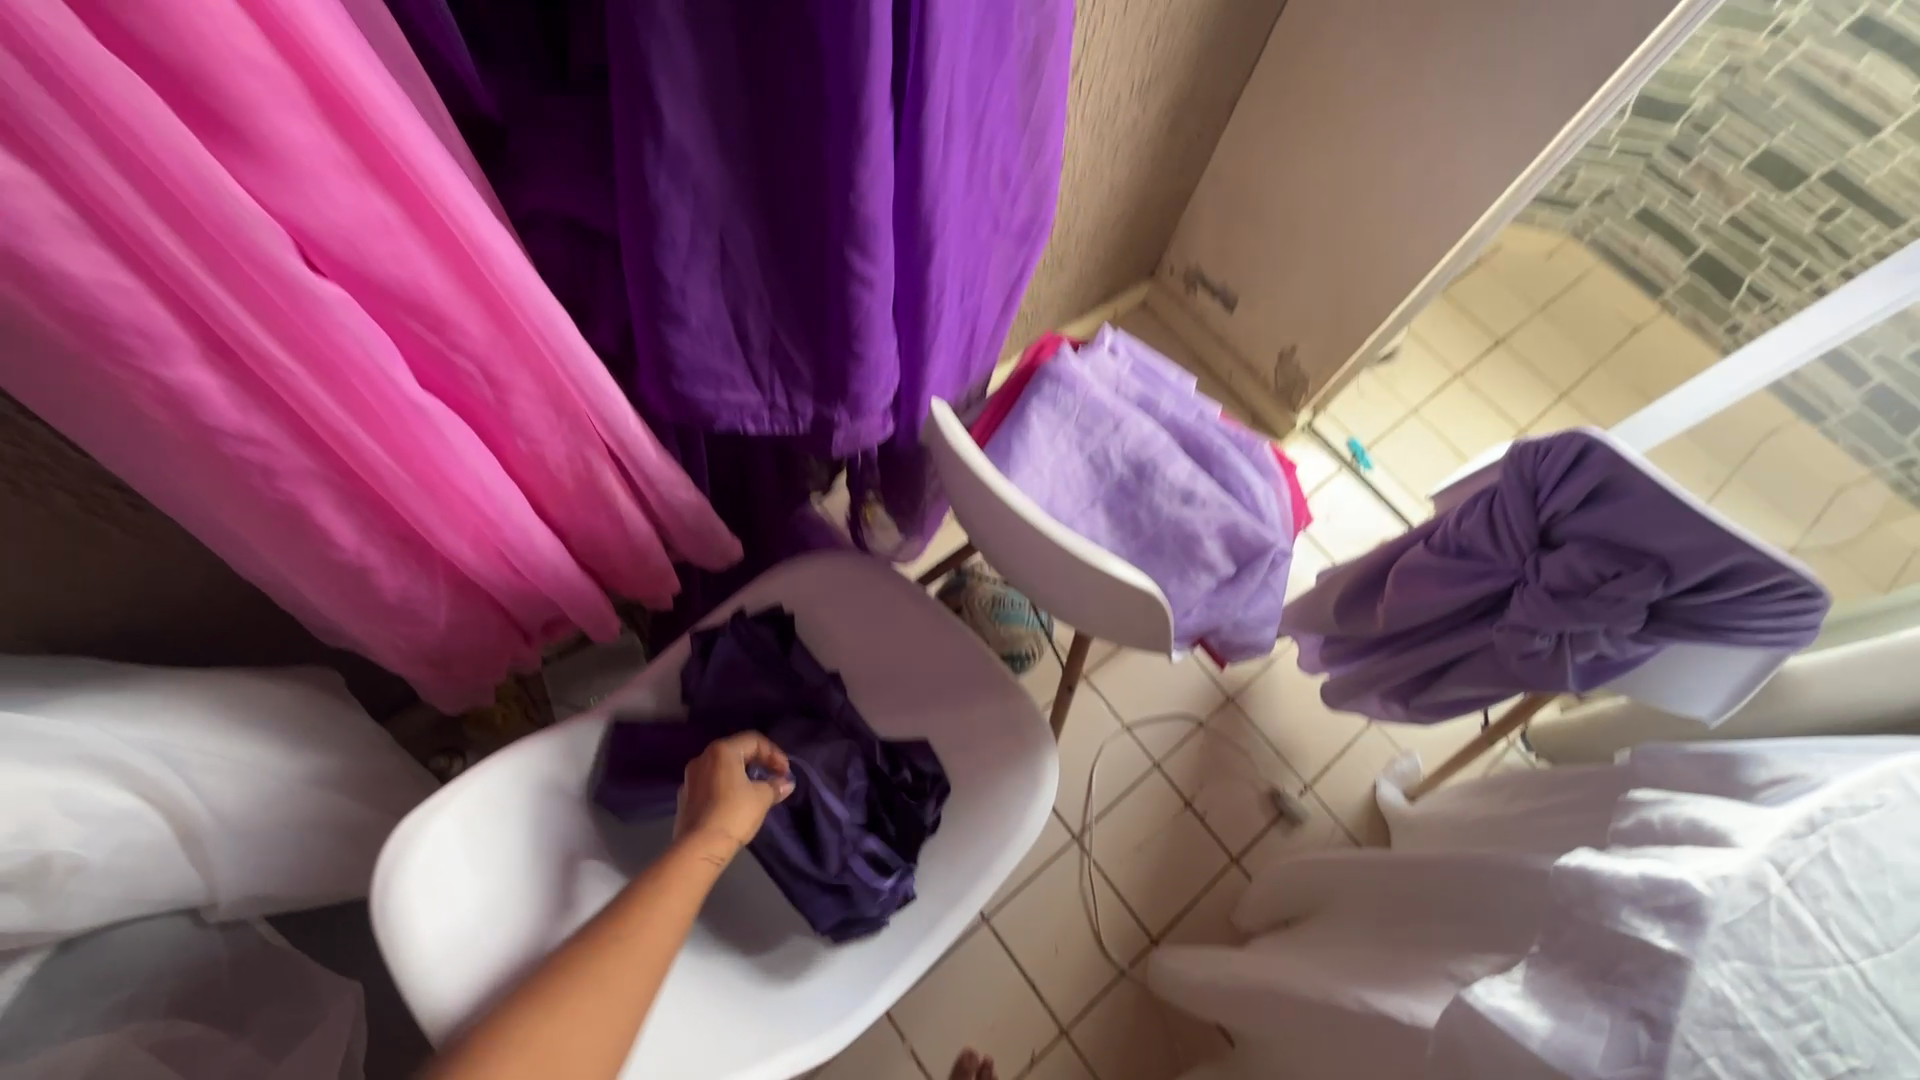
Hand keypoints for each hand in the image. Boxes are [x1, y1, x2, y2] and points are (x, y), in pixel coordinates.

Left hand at [674, 732, 793, 862]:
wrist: (699, 848)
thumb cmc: (733, 814)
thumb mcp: (762, 798)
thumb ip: (775, 786)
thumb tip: (786, 783)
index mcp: (721, 751)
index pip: (754, 740)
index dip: (774, 754)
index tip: (785, 772)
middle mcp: (702, 758)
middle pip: (737, 752)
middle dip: (759, 763)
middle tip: (774, 777)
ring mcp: (690, 778)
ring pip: (722, 768)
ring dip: (742, 775)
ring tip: (757, 790)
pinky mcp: (685, 798)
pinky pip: (711, 784)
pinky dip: (726, 788)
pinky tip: (736, 803)